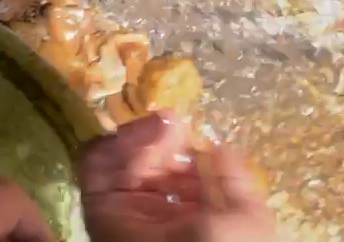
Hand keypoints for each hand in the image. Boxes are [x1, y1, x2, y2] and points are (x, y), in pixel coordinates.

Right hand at [80, 113, 276, 241]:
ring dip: (142, 136)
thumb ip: (237, 185)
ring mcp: (124, 201)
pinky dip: (119, 143)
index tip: (193, 132)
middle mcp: (155, 207)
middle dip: (162, 139)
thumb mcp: (247, 223)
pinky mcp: (96, 195)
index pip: (182, 177)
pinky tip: (143, 130)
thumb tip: (222, 147)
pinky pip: (101, 162)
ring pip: (124, 156)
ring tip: (163, 120)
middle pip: (150, 161)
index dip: (187, 153)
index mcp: (191, 220)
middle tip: (173, 119)